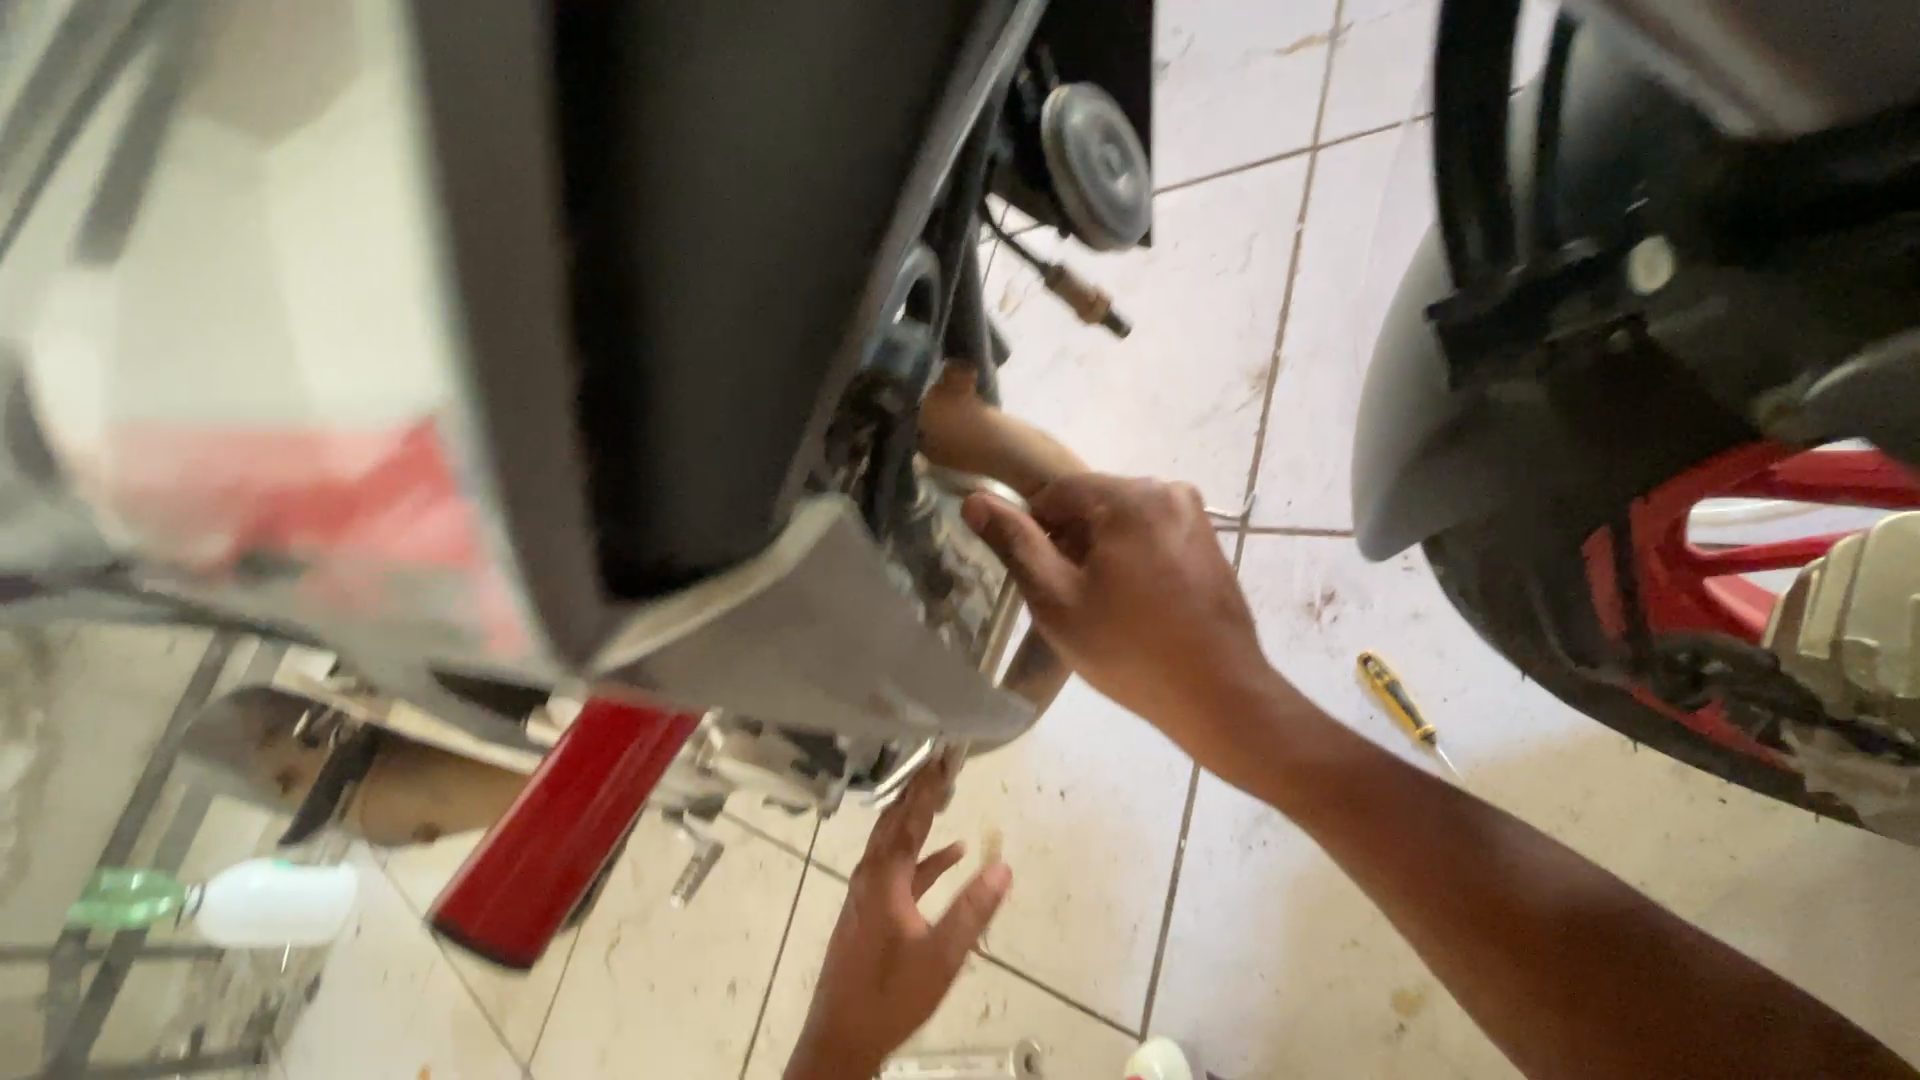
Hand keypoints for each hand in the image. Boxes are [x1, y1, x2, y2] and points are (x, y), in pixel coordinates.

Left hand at [785, 758, 1011, 1079]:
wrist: (841, 1036)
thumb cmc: (889, 995)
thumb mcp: (940, 956)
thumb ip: (973, 910)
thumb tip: (1004, 866)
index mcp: (884, 878)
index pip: (910, 819)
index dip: (928, 787)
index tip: (944, 757)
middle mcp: (871, 875)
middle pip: (895, 821)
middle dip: (918, 791)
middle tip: (941, 762)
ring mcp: (867, 893)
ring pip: (893, 841)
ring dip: (917, 817)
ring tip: (942, 793)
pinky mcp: (870, 910)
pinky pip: (899, 869)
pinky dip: (924, 857)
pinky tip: (951, 855)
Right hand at [963, 475, 1278, 756]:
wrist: (1218, 693)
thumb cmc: (1129, 649)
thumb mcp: (1057, 599)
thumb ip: (1015, 544)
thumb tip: (975, 500)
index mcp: (1131, 497)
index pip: (1058, 492)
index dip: (1034, 530)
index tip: (1035, 576)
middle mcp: (1169, 491)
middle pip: (1094, 504)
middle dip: (1071, 542)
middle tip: (1068, 598)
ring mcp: (1196, 517)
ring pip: (1123, 522)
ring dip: (1101, 553)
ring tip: (1101, 606)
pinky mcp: (1209, 543)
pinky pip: (1153, 536)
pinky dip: (1133, 559)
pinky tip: (1135, 605)